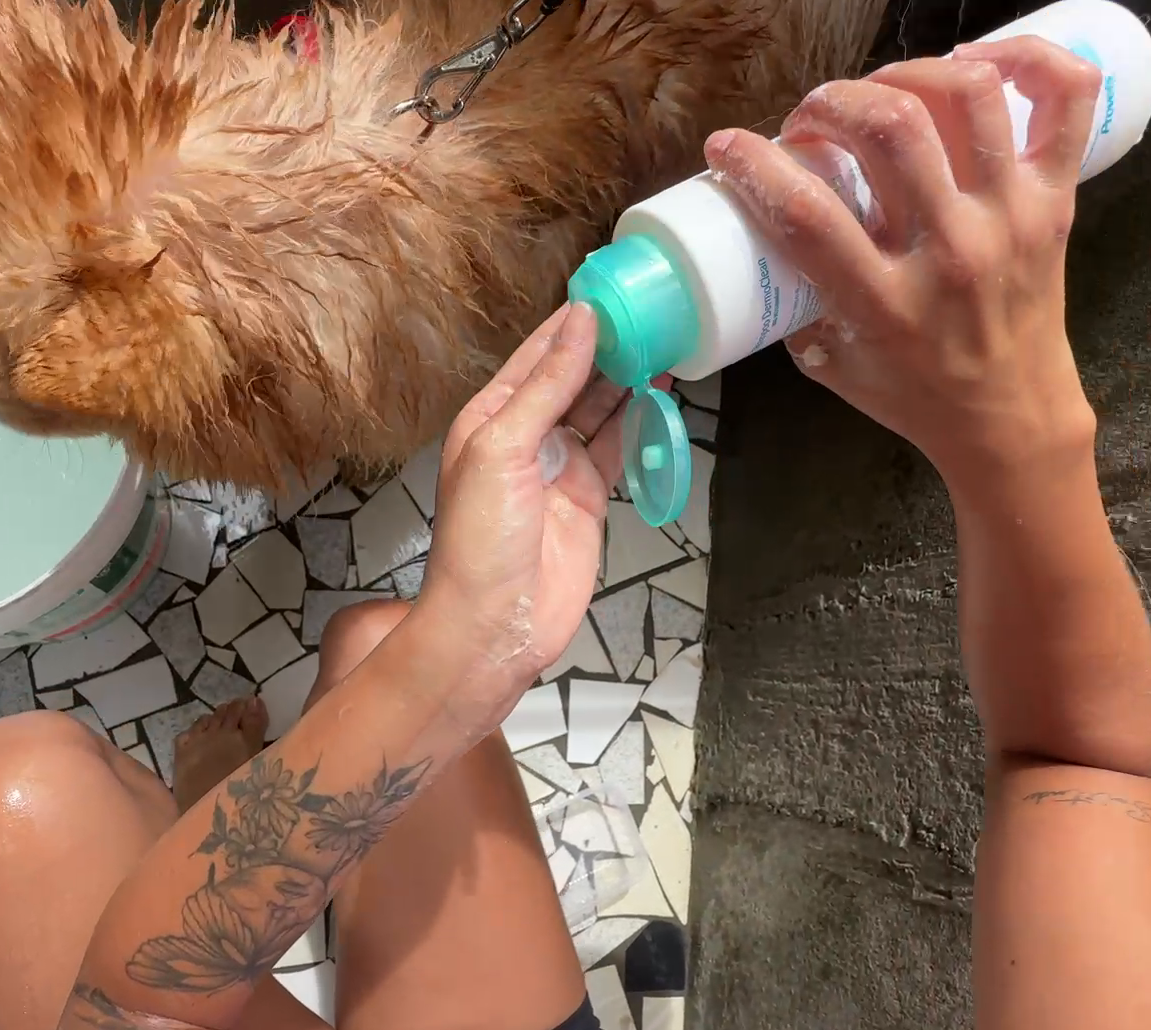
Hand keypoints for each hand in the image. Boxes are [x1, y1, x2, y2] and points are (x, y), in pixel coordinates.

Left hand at [416, 303, 633, 688]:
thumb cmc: (482, 537)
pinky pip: (618, 447)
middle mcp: (525, 436)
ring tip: (669, 338)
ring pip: (600, 409)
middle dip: (609, 346)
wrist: (497, 624)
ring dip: (629, 378)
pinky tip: (664, 391)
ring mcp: (559, 466)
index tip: (614, 286)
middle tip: (656, 308)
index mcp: (491, 417)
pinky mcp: (589, 496)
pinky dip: (640, 420)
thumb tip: (582, 322)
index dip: (572, 323)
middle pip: (572, 378)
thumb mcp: (503, 449)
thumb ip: (546, 387)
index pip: (536, 356)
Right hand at [703, 36, 1105, 490]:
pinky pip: (1067, 95)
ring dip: (903, 73)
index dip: (754, 166)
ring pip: (966, 97)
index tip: (725, 145)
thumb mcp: (830, 368)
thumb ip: (796, 310)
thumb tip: (769, 249)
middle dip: (829, 103)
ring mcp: (1010, 217)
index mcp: (882, 303)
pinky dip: (1028, 54)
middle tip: (808, 118)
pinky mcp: (1057, 199)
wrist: (1008, 416)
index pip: (806, 214)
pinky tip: (975, 61)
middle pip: (889, 131)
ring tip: (874, 90)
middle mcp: (950, 252)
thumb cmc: (910, 396)